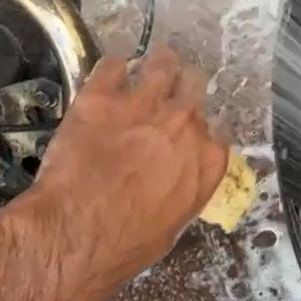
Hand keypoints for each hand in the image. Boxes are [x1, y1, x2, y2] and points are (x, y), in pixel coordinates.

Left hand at [19, 47, 229, 291]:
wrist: (81, 229)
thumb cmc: (130, 242)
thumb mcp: (174, 224)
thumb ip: (183, 190)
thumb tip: (174, 183)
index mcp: (207, 160)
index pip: (219, 130)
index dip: (207, 125)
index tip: (199, 125)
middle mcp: (184, 125)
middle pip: (195, 87)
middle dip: (189, 84)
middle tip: (180, 83)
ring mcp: (144, 105)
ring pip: (161, 65)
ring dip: (161, 61)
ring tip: (159, 57)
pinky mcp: (101, 96)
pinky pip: (112, 65)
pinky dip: (115, 64)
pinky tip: (114, 66)